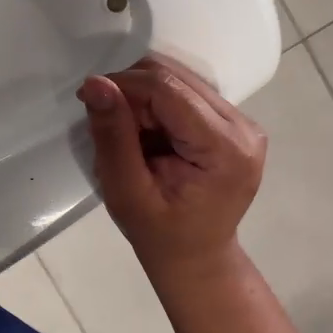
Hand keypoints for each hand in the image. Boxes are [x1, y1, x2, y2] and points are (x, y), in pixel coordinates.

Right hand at [78, 55, 266, 283]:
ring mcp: (241, 122)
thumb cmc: (158, 230)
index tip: (90, 103)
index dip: (122, 86)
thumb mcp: (124, 189)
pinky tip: (147, 130)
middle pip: (171, 76)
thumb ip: (112, 134)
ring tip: (130, 131)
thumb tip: (95, 82)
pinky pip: (182, 88)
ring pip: (175, 76)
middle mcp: (242, 127)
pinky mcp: (231, 120)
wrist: (195, 255)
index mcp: (225, 149)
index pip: (165, 88)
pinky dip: (154, 100)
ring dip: (141, 95)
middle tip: (111, 126)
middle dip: (131, 91)